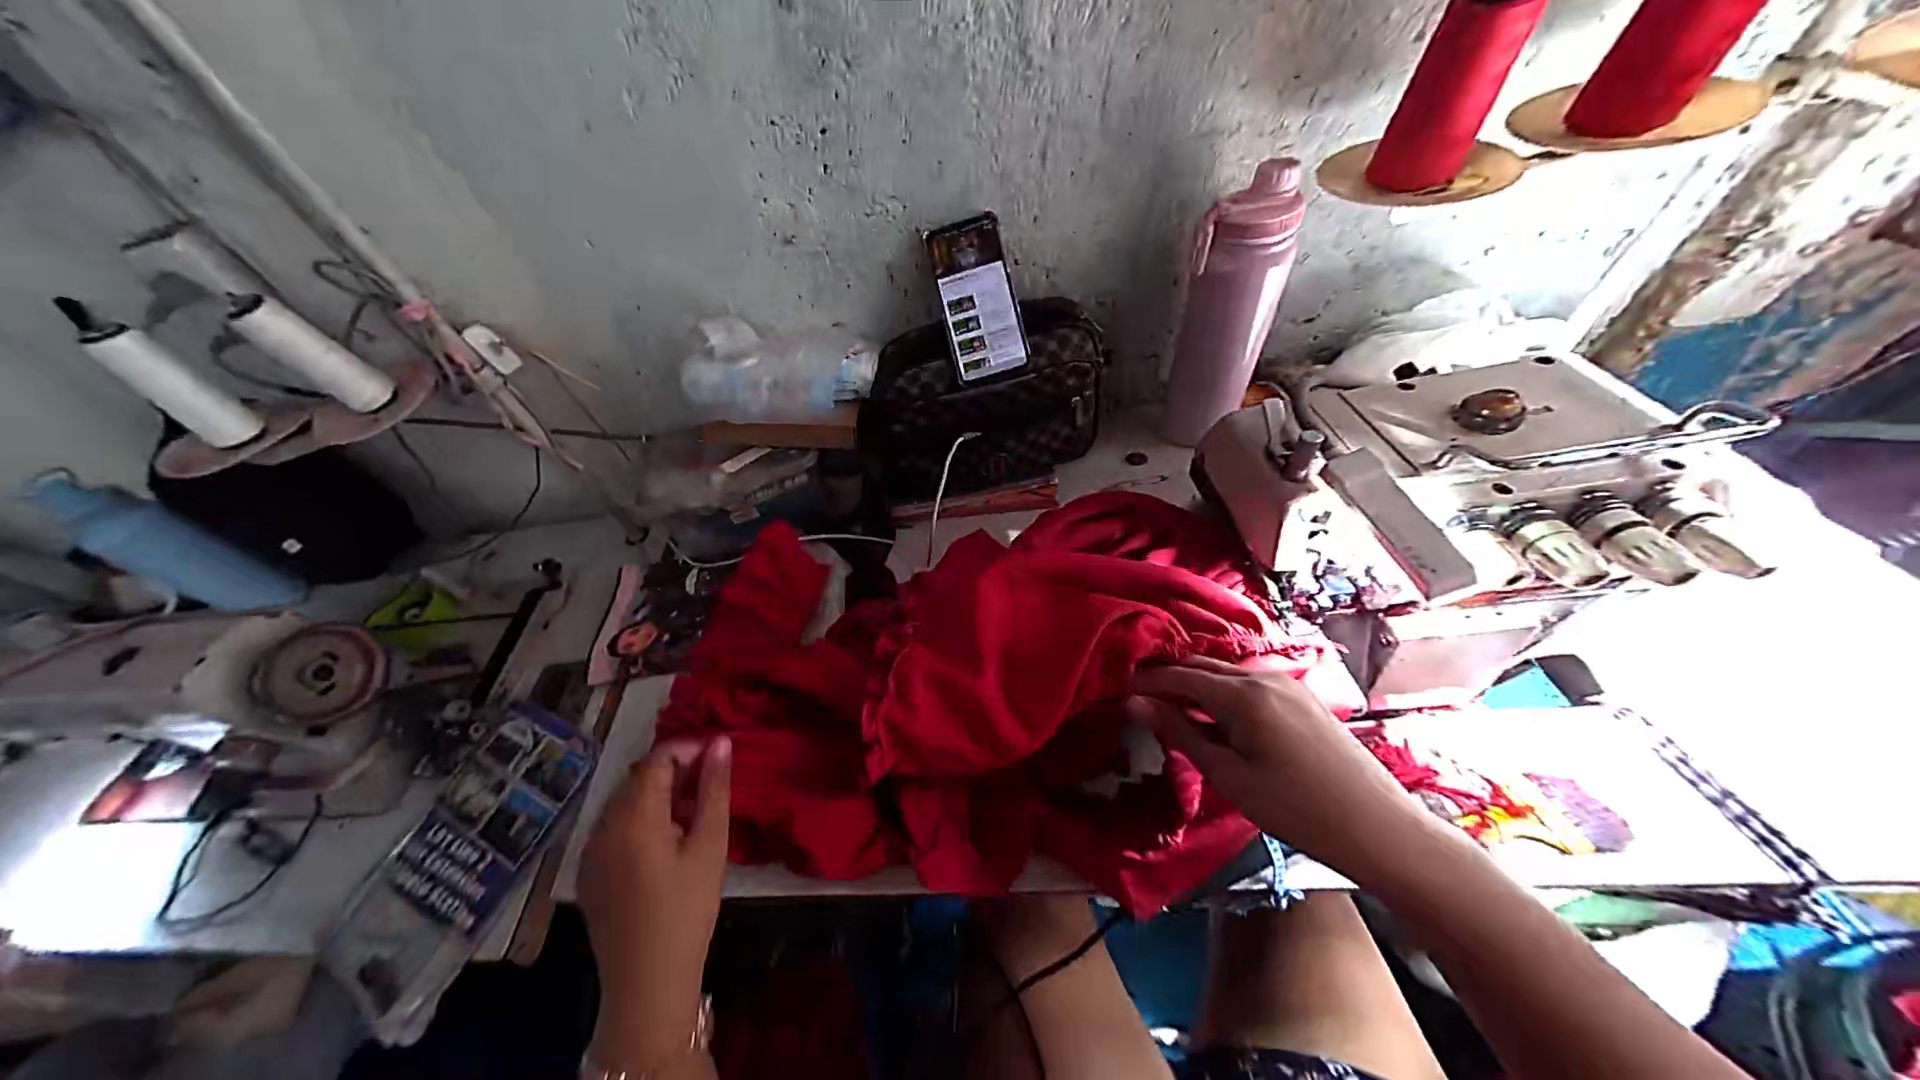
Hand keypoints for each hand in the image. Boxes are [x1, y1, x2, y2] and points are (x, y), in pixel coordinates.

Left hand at [578, 735, 730, 1072]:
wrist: (647, 983)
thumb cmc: (687, 910)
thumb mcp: (710, 845)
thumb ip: (714, 789)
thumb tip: (720, 742)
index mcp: (632, 817)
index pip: (658, 758)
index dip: (690, 749)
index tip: (719, 759)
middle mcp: (602, 826)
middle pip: (639, 777)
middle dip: (675, 770)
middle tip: (711, 786)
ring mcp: (590, 850)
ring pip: (625, 800)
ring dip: (658, 794)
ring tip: (693, 813)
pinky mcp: (589, 872)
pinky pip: (614, 826)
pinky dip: (641, 818)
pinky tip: (665, 842)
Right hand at [1129, 657, 1436, 878]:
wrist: (1380, 827)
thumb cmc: (1297, 809)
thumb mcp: (1229, 775)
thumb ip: (1181, 732)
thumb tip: (1136, 702)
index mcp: (1244, 695)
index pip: (1179, 677)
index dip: (1146, 683)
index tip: (1117, 692)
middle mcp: (1264, 676)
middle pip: (1201, 666)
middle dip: (1167, 679)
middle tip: (1138, 700)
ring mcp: (1286, 682)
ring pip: (1224, 673)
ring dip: (1194, 685)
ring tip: (1170, 710)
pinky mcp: (1300, 695)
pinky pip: (1247, 683)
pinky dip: (1221, 692)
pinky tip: (1213, 716)